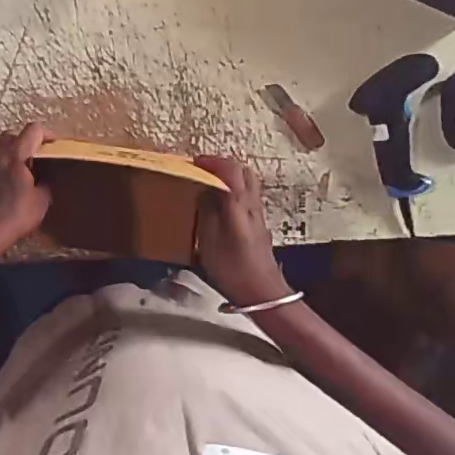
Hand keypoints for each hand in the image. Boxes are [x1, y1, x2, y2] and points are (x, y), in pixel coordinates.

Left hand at [0, 122, 52, 267]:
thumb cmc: (12, 217)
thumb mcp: (40, 204)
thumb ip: (45, 187)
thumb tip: (45, 182)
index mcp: (15, 157)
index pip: (31, 130)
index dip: (46, 133)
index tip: (54, 143)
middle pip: (10, 136)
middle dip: (25, 141)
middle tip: (37, 156)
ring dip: (13, 158)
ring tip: (25, 176)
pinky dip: (3, 172)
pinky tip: (10, 191)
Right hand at [193, 155, 288, 306]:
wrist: (262, 293)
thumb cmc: (232, 270)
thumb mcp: (209, 242)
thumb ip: (207, 211)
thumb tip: (203, 190)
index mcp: (239, 205)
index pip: (230, 170)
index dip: (211, 161)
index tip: (192, 163)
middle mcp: (252, 205)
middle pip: (243, 171)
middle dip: (221, 164)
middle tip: (200, 170)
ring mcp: (257, 214)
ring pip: (246, 182)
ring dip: (228, 176)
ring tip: (206, 183)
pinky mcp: (257, 224)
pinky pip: (246, 194)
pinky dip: (232, 188)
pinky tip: (218, 202)